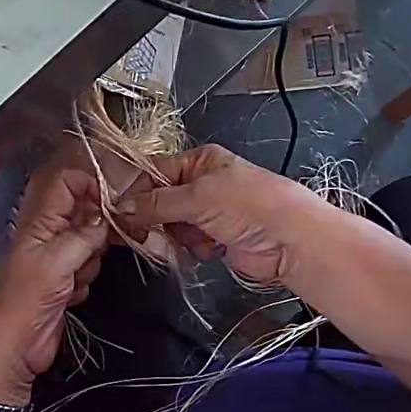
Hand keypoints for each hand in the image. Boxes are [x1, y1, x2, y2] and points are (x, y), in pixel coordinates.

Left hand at [0, 165, 108, 405]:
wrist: (16, 346)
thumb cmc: (26, 302)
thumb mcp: (58, 261)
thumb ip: (85, 234)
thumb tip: (107, 217)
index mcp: (40, 221)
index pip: (67, 181)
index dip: (90, 184)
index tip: (112, 203)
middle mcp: (49, 233)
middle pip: (85, 211)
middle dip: (98, 229)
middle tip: (99, 247)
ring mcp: (58, 256)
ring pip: (92, 240)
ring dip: (92, 259)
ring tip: (76, 277)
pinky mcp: (67, 278)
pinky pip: (90, 265)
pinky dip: (87, 278)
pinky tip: (73, 293)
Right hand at [116, 145, 331, 285]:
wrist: (290, 240)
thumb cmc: (250, 205)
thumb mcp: (198, 196)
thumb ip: (157, 202)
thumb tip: (123, 207)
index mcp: (200, 162)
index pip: (156, 172)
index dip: (138, 191)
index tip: (120, 211)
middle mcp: (204, 184)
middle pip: (161, 200)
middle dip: (155, 217)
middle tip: (143, 231)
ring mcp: (210, 212)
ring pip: (172, 224)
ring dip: (174, 235)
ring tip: (187, 239)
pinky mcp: (216, 238)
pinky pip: (188, 243)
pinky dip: (191, 248)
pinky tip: (204, 249)